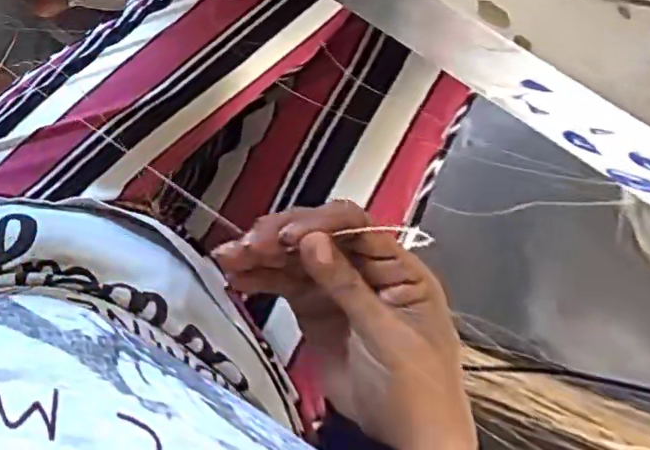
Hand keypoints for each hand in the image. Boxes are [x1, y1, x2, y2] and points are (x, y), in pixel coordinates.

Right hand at [212, 202, 473, 449]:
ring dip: (256, 252)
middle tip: (250, 246)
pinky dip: (252, 273)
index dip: (319, 223)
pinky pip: (274, 277)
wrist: (402, 445)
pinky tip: (234, 274)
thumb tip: (313, 239)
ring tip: (229, 257)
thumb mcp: (388, 339)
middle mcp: (362, 270)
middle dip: (277, 236)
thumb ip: (348, 286)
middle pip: (312, 233)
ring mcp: (331, 285)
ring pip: (287, 252)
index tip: (289, 235)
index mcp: (397, 273)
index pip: (355, 227)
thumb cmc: (421, 396)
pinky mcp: (307, 302)